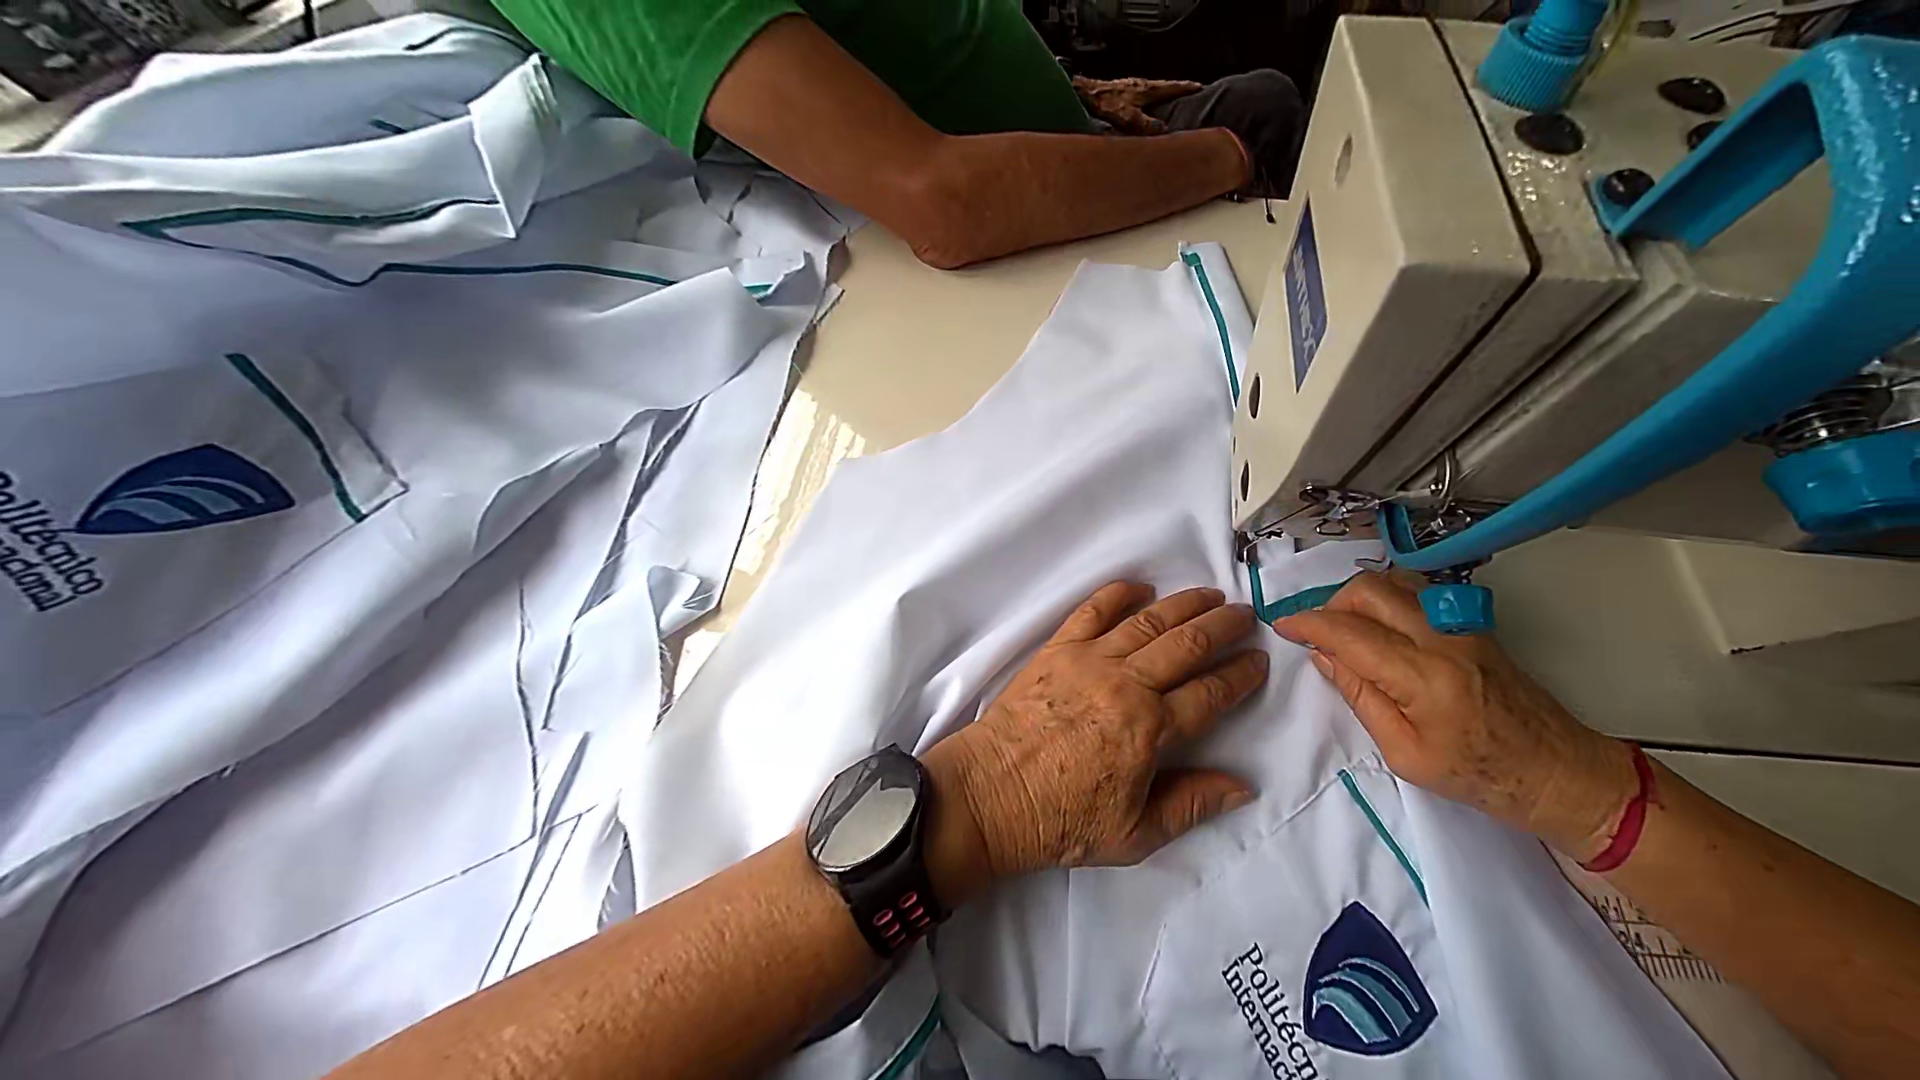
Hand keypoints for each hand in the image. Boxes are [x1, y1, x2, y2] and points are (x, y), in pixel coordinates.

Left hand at [922, 583, 1268, 904]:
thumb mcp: (1135, 834)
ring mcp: (1088, 662)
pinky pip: (1092, 611)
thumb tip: (1244, 786)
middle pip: (1186, 645)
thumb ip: (1192, 805)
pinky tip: (1140, 586)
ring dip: (1183, 605)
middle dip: (1222, 627)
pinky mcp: (1056, 650)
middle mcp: (1125, 685)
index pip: (1210, 694)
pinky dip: (1117, 594)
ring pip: (1147, 623)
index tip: (1258, 661)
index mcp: (1150, 731)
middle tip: (1244, 617)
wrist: (990, 795)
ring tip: (1208, 594)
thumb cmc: (1061, 820)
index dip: (1240, 676)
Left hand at [1071, 76, 1202, 134]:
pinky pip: (1141, 101)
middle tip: (1188, 98)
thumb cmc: (1106, 104)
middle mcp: (1142, 86)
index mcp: (1148, 90)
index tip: (1200, 88)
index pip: (1174, 87)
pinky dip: (1147, 107)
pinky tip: (1144, 115)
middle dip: (1177, 94)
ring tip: (1168, 109)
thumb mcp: (1129, 118)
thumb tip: (1164, 131)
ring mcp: (1132, 89)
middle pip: (1165, 89)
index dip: (1187, 88)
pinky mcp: (1122, 95)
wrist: (1086, 95)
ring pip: (1153, 95)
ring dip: (1162, 101)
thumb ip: (1147, 125)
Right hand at [1272, 572, 1637, 859]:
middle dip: (1330, 605)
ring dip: (1358, 598)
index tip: (1282, 627)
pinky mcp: (1472, 626)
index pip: (1348, 632)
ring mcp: (1461, 626)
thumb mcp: (1405, 753)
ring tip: (1347, 630)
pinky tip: (1379, 628)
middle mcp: (1442, 639)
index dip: (1306, 624)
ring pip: (1393, 582)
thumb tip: (1324, 657)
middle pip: (1368, 591)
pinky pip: (1416, 593)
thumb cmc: (1480, 776)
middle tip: (1318, 635)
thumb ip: (1360, 697)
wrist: (1562, 773)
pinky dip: (1385, 599)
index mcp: (1423, 677)